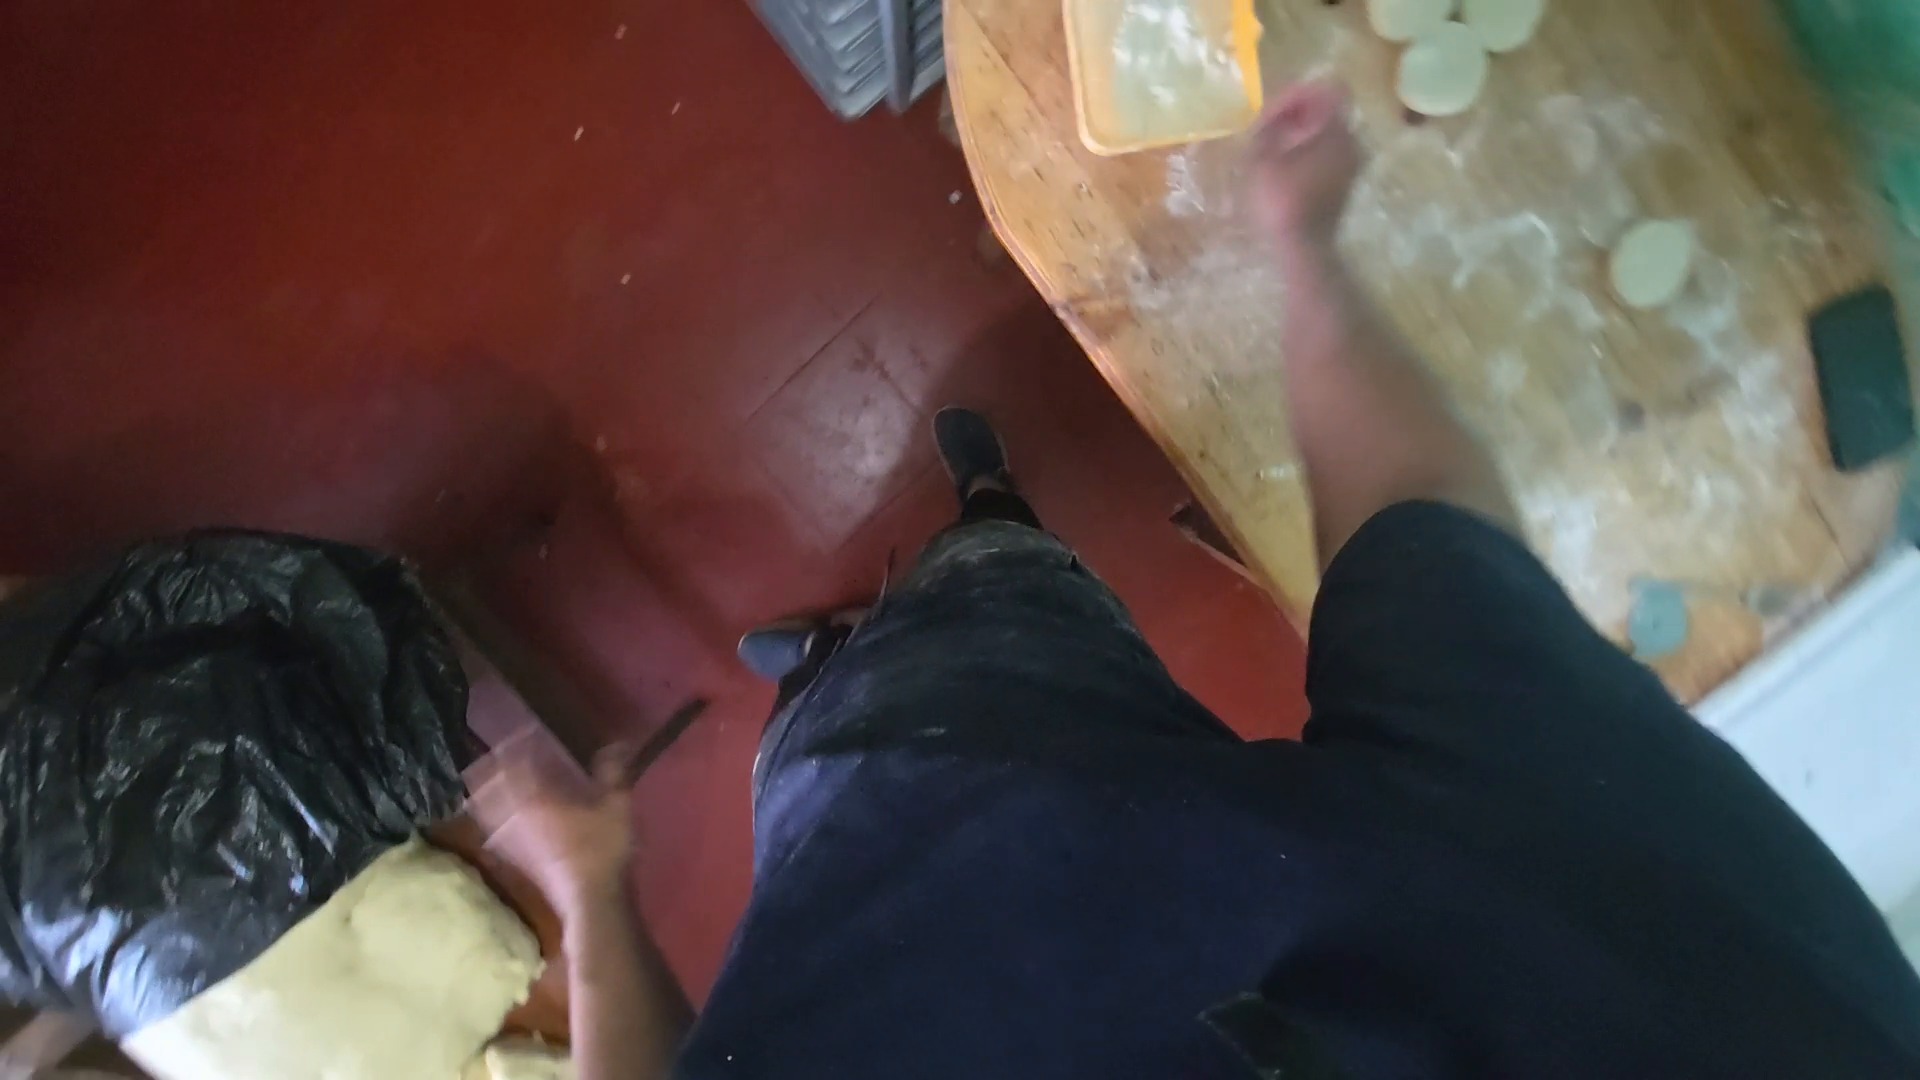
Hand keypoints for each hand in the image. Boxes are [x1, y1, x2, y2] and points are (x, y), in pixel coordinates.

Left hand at [469, 741, 639, 918]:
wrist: (590, 898)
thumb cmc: (602, 845)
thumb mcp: (616, 802)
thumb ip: (613, 770)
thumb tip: (616, 743)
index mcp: (536, 797)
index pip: (513, 765)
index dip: (514, 747)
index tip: (521, 733)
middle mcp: (515, 815)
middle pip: (487, 788)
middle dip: (489, 770)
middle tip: (498, 756)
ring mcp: (511, 839)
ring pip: (486, 810)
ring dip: (486, 792)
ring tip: (494, 782)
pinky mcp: (514, 857)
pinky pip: (494, 828)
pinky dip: (494, 815)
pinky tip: (505, 816)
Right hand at [1247, 81, 1364, 246]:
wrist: (1304, 246)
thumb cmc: (1283, 203)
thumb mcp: (1264, 163)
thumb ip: (1265, 132)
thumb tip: (1267, 119)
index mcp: (1336, 129)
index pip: (1325, 90)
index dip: (1298, 93)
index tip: (1274, 109)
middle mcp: (1352, 140)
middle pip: (1328, 111)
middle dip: (1298, 114)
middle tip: (1271, 126)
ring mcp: (1352, 162)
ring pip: (1328, 133)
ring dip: (1302, 135)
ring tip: (1275, 148)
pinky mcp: (1346, 182)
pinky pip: (1330, 153)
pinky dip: (1310, 152)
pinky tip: (1287, 167)